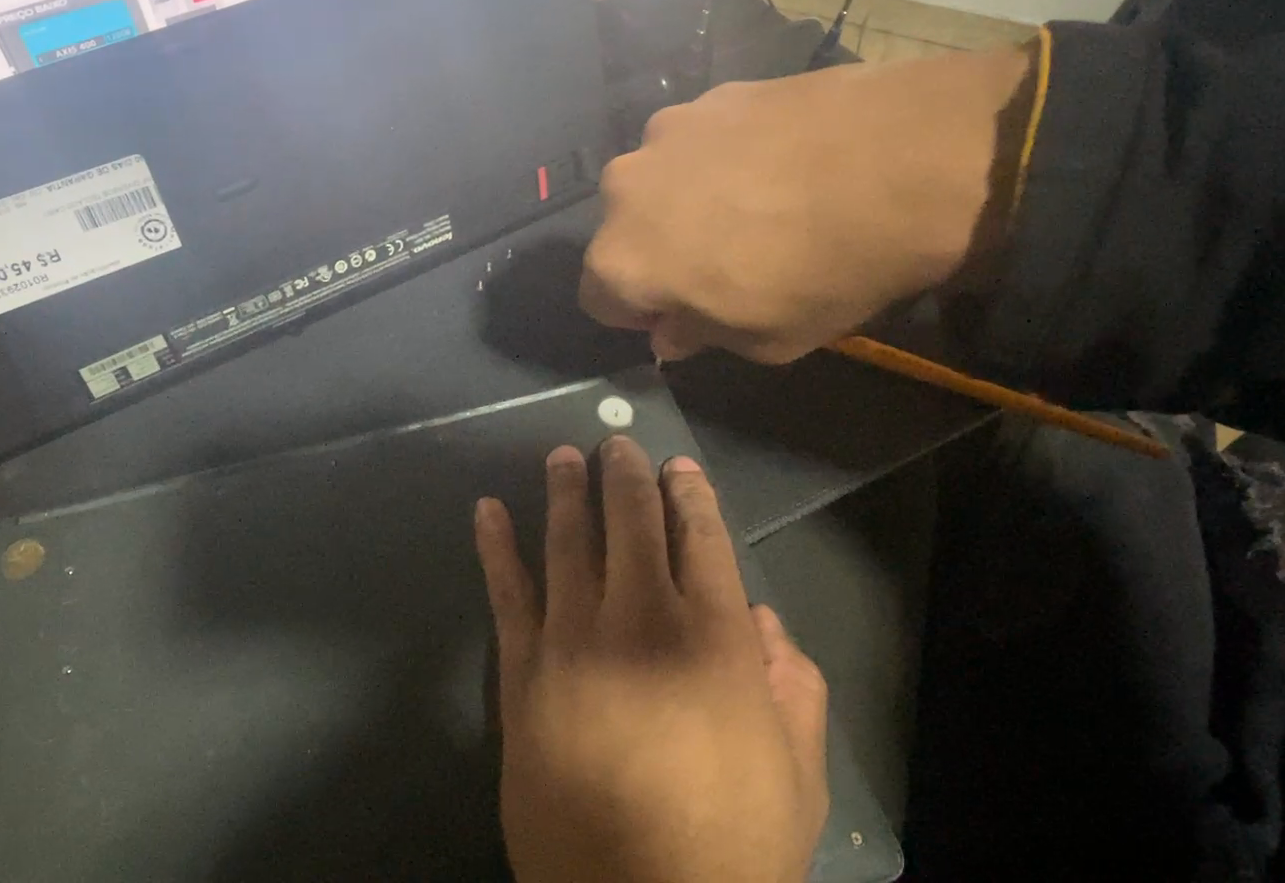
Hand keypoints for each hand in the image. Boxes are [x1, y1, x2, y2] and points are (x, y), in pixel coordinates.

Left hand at [475, 438, 828, 882]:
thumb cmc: (729, 840)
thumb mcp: (797, 772)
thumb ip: (793, 686)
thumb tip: (766, 618)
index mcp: (717, 637)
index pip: (703, 540)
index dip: (691, 496)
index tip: (677, 467)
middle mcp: (643, 619)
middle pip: (633, 524)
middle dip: (625, 476)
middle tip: (616, 443)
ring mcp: (574, 639)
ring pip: (569, 542)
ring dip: (565, 491)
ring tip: (562, 455)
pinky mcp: (523, 670)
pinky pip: (507, 592)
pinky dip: (495, 545)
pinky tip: (487, 509)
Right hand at [581, 48, 1033, 363]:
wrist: (907, 163)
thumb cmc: (823, 274)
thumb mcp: (762, 341)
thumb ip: (698, 335)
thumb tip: (672, 328)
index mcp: (622, 259)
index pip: (597, 299)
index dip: (638, 314)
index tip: (683, 314)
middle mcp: (624, 188)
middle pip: (624, 232)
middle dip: (658, 251)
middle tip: (722, 260)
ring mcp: (668, 130)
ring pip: (660, 181)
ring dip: (687, 199)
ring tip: (756, 204)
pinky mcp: (715, 92)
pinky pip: (700, 140)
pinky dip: (723, 157)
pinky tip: (780, 163)